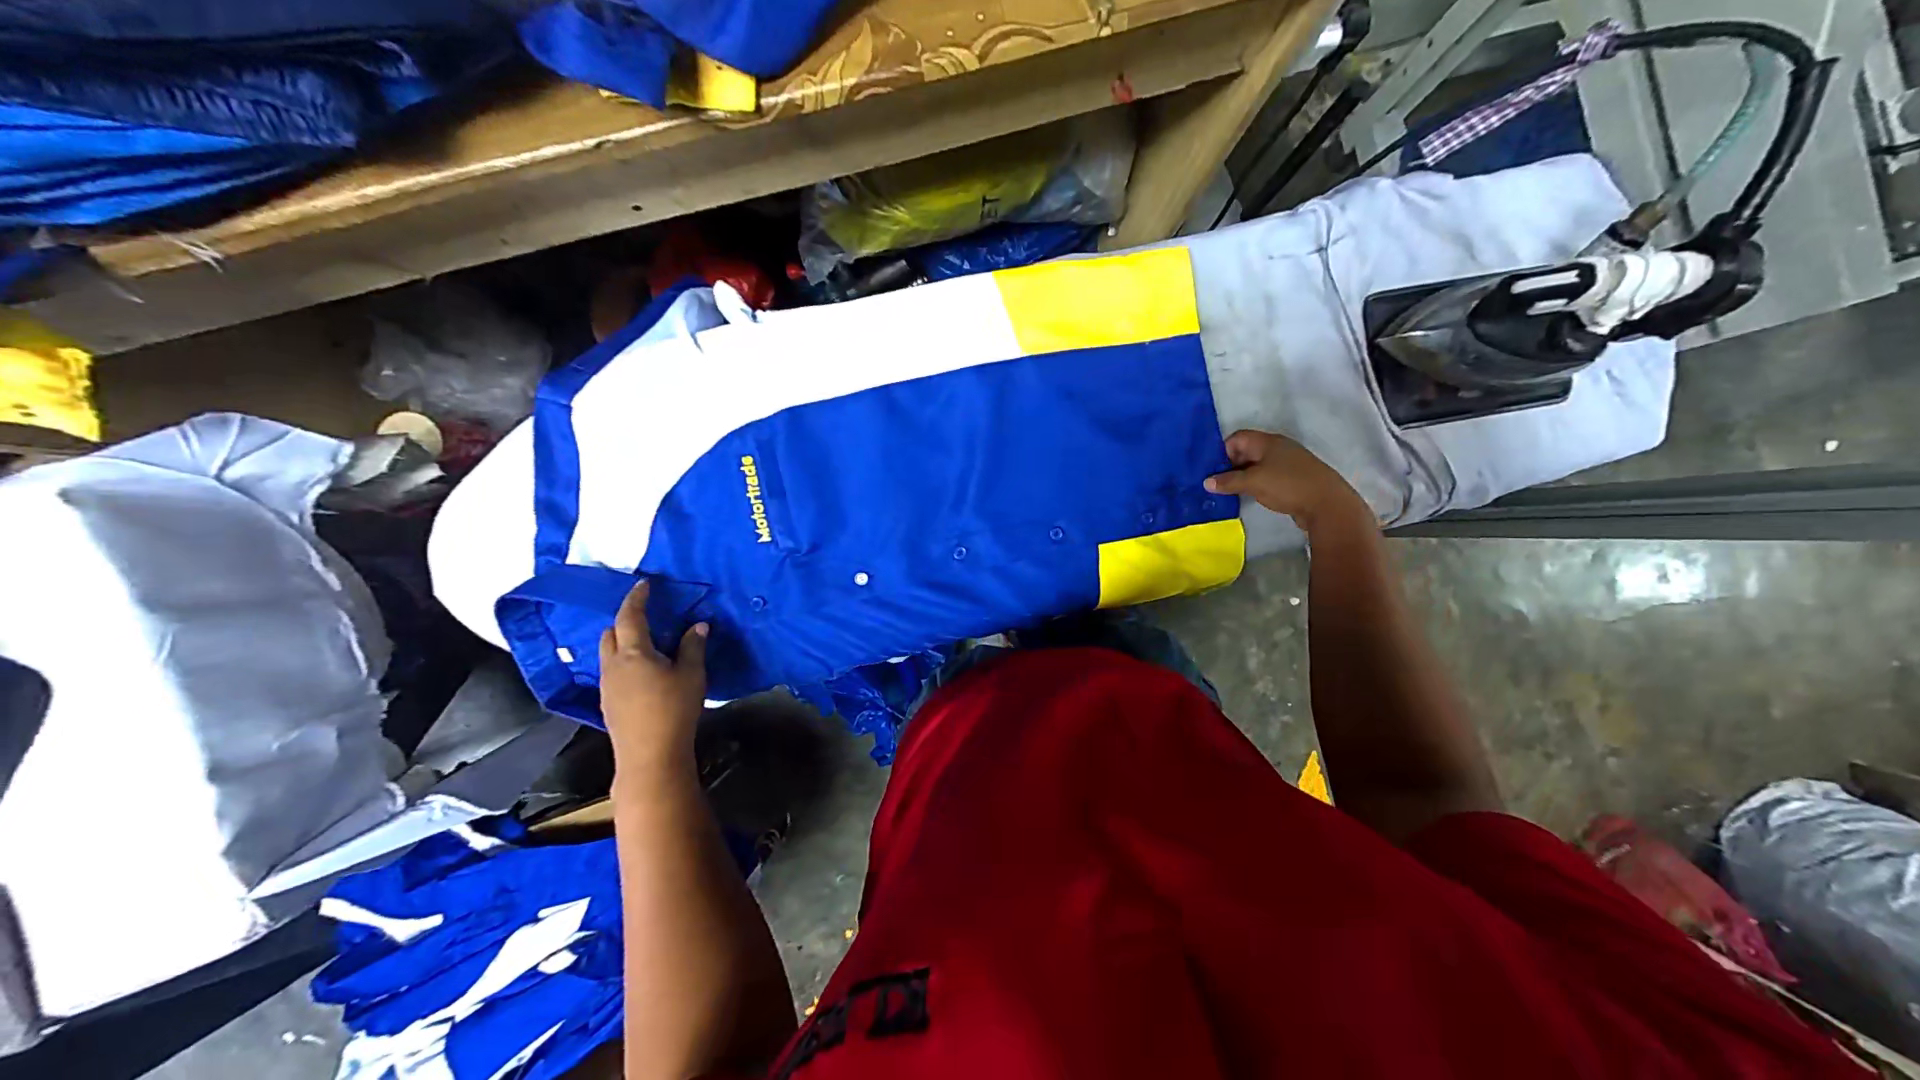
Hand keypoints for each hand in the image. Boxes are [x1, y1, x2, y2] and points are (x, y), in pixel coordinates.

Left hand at [600, 580, 708, 774]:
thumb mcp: (692, 675)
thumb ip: (693, 647)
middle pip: (611, 633)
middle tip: (646, 616)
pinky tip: (643, 673)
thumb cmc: (674, 710)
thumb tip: (697, 625)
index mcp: (633, 653)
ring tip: (646, 644)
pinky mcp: (608, 704)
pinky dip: (623, 662)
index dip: (637, 598)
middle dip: (625, 620)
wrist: (650, 758)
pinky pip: (612, 672)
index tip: (644, 584)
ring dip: (623, 643)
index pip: (630, 616)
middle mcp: (613, 665)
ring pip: (608, 653)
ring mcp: (607, 686)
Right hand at [1204, 430, 1373, 535]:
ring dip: (1244, 476)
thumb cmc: (1287, 485)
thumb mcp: (1253, 482)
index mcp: (1268, 442)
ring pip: (1257, 464)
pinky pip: (1268, 476)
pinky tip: (1252, 496)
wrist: (1327, 504)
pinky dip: (1257, 483)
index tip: (1214, 470)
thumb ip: (1228, 481)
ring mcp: (1288, 462)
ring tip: (1232, 491)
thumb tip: (1206, 482)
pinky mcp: (1294, 478)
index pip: (1237, 438)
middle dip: (1231, 465)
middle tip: (1219, 483)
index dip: (1223, 451)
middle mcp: (1278, 447)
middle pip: (1247, 450)